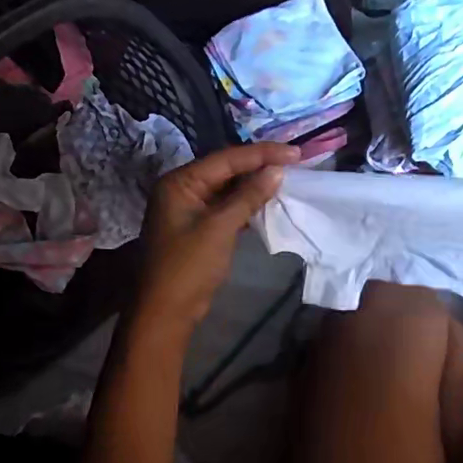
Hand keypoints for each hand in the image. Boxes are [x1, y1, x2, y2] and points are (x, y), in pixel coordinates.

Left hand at [138, 143, 299, 328]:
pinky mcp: (200, 228)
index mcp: (180, 182)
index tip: (295, 153)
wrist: (167, 309)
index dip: (262, 154)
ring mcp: (190, 209)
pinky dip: (248, 204)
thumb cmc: (189, 266)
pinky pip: (227, 207)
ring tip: (287, 180)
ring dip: (256, 185)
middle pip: (227, 170)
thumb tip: (277, 171)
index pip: (226, 159)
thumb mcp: (220, 227)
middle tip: (295, 162)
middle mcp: (183, 189)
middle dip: (260, 166)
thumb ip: (248, 196)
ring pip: (229, 189)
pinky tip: (268, 203)